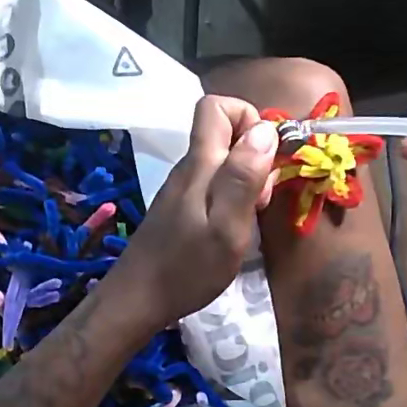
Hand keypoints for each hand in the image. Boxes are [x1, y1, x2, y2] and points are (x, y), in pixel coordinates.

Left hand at [104, 95, 278, 328]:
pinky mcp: (180, 208)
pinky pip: (213, 184)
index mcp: (200, 164)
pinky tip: (233, 229)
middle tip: (261, 196)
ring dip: (246, 179)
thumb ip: (244, 177)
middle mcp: (188, 168)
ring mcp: (182, 188)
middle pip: (223, 133)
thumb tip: (266, 130)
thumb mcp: (227, 227)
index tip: (267, 155)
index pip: (216, 106)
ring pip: (221, 161)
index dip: (248, 117)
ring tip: (250, 217)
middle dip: (255, 154)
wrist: (138, 300)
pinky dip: (232, 197)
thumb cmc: (188, 268)